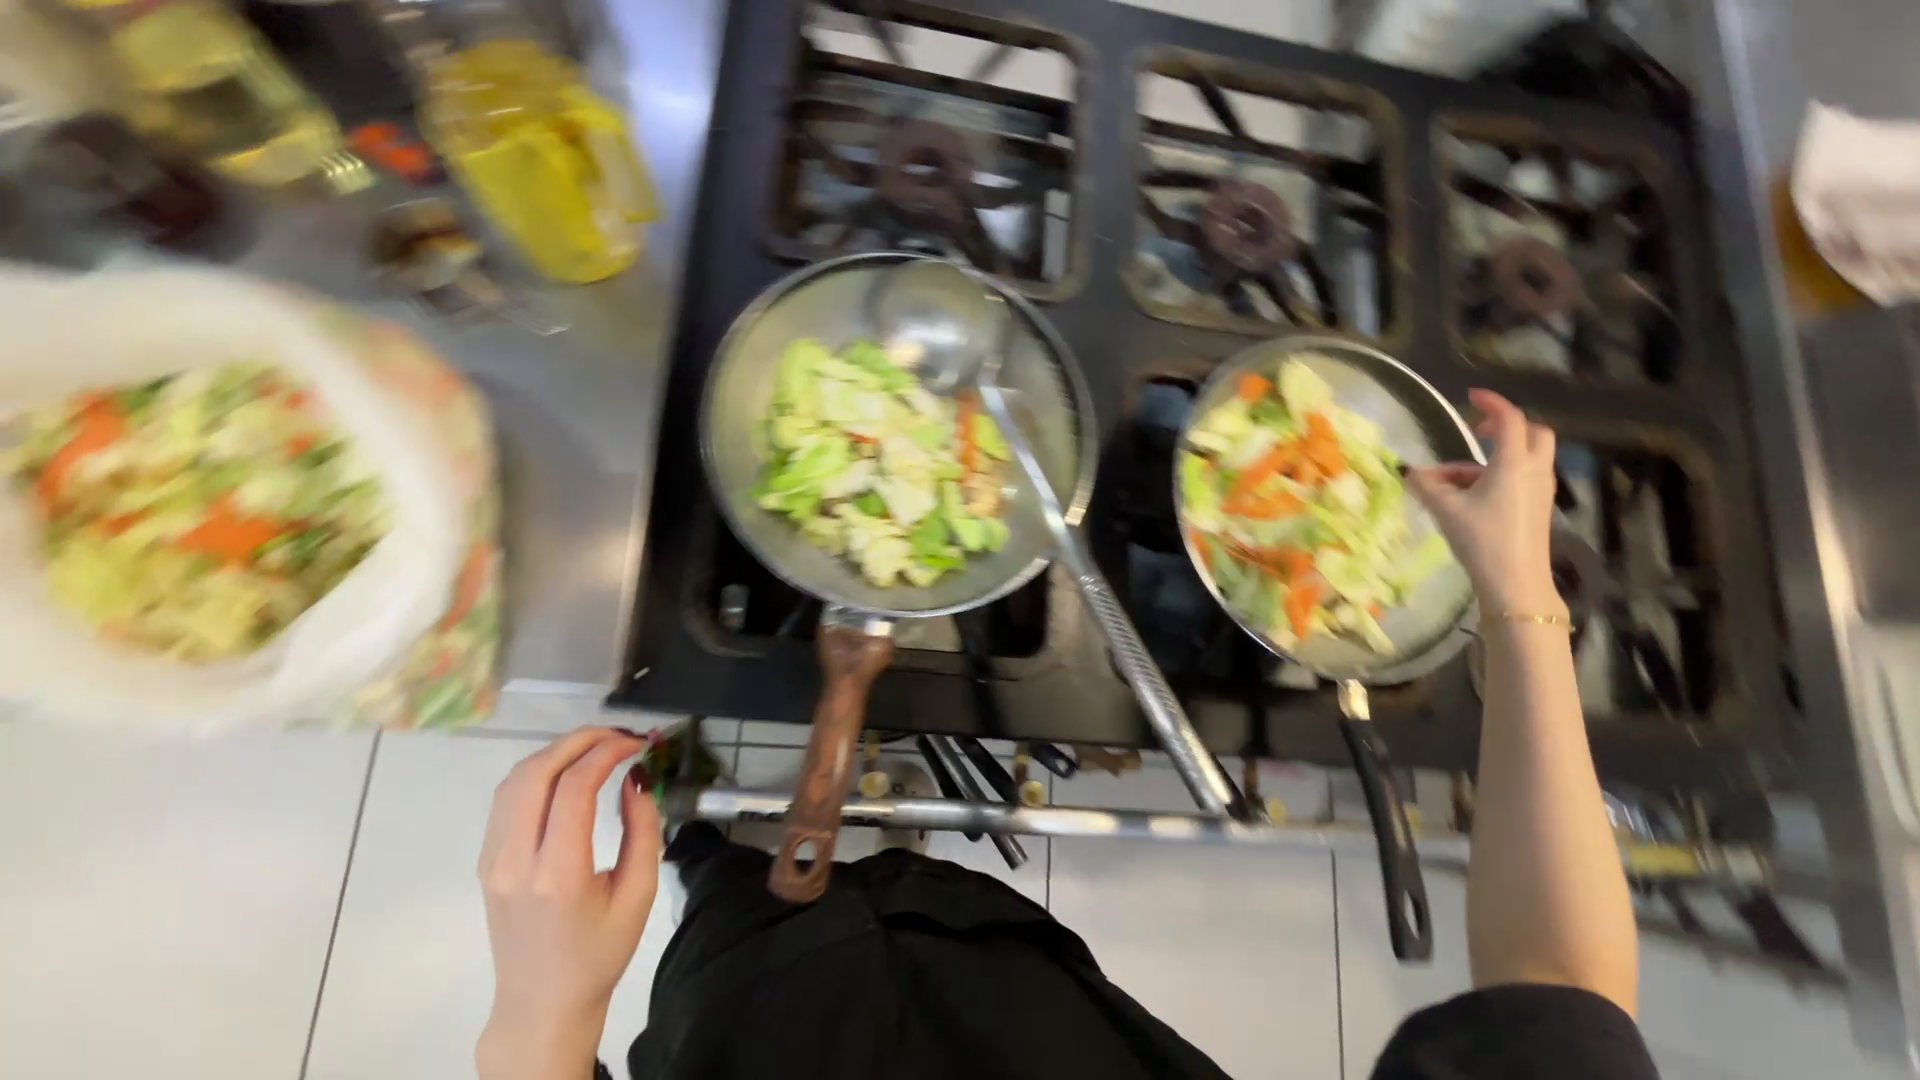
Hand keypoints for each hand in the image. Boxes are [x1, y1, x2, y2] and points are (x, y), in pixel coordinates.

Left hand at [476, 726, 660, 1079]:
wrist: (542, 1002)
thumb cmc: (600, 953)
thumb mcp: (640, 894)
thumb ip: (643, 830)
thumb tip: (636, 778)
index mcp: (558, 875)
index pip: (574, 788)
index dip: (608, 752)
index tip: (639, 744)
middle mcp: (516, 861)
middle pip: (537, 772)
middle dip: (581, 740)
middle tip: (620, 736)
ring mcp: (493, 860)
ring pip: (516, 780)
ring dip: (558, 752)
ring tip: (598, 748)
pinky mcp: (487, 861)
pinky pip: (508, 799)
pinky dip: (540, 771)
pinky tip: (569, 772)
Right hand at [1405, 389, 1564, 616]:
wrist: (1515, 582)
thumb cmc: (1482, 539)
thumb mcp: (1446, 510)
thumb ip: (1426, 485)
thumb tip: (1407, 471)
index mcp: (1513, 463)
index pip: (1509, 420)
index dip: (1491, 404)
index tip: (1472, 397)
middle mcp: (1534, 470)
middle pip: (1532, 433)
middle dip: (1506, 427)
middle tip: (1478, 432)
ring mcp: (1540, 489)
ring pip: (1524, 458)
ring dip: (1492, 458)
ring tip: (1451, 482)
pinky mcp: (1538, 507)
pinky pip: (1521, 477)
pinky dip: (1498, 476)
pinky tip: (1469, 498)